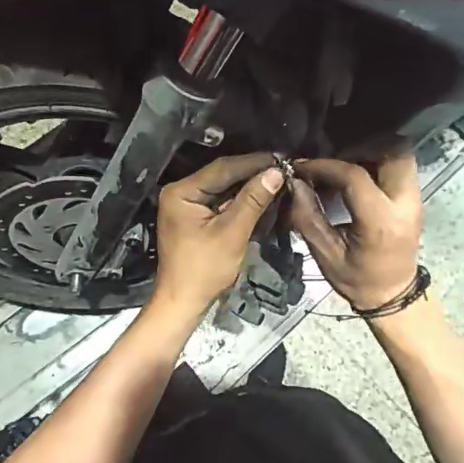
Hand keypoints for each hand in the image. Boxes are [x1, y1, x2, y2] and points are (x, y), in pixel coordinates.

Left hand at [151, 153, 286, 315]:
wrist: (183, 303)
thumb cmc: (204, 270)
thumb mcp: (232, 233)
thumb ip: (253, 201)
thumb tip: (275, 173)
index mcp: (182, 192)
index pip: (222, 169)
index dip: (253, 163)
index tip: (280, 159)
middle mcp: (181, 193)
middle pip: (222, 176)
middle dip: (252, 174)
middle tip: (282, 168)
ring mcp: (187, 206)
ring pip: (224, 189)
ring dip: (249, 187)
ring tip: (277, 180)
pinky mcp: (195, 219)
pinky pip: (221, 203)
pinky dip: (240, 202)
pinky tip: (262, 197)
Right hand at [286, 154, 422, 311]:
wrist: (395, 296)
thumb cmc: (359, 280)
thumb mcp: (326, 255)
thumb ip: (308, 217)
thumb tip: (295, 183)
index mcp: (381, 221)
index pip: (354, 176)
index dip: (324, 166)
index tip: (302, 167)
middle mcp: (405, 203)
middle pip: (394, 150)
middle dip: (361, 146)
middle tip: (333, 155)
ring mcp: (415, 198)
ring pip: (401, 153)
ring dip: (372, 150)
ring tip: (344, 162)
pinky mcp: (414, 197)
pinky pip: (400, 164)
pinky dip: (378, 160)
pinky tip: (355, 172)